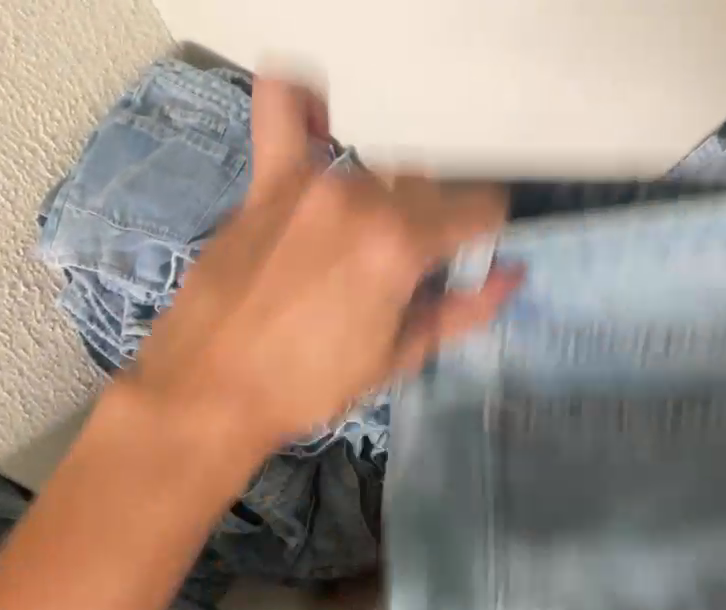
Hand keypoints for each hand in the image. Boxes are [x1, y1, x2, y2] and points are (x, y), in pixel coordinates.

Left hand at [123, 77, 518, 460]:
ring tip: (372, 245)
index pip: (478, 207)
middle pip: (429, 187)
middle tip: (424, 272)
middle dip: (442, 223)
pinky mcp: (266, 181)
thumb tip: (511, 278)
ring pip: (378, 167)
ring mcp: (309, 181)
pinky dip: (307, 105)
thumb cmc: (312, 386)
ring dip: (392, 197)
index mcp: (400, 245)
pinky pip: (284, 107)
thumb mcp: (400, 357)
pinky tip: (322, 126)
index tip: (478, 258)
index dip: (488, 234)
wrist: (214, 387)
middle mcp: (360, 197)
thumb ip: (463, 310)